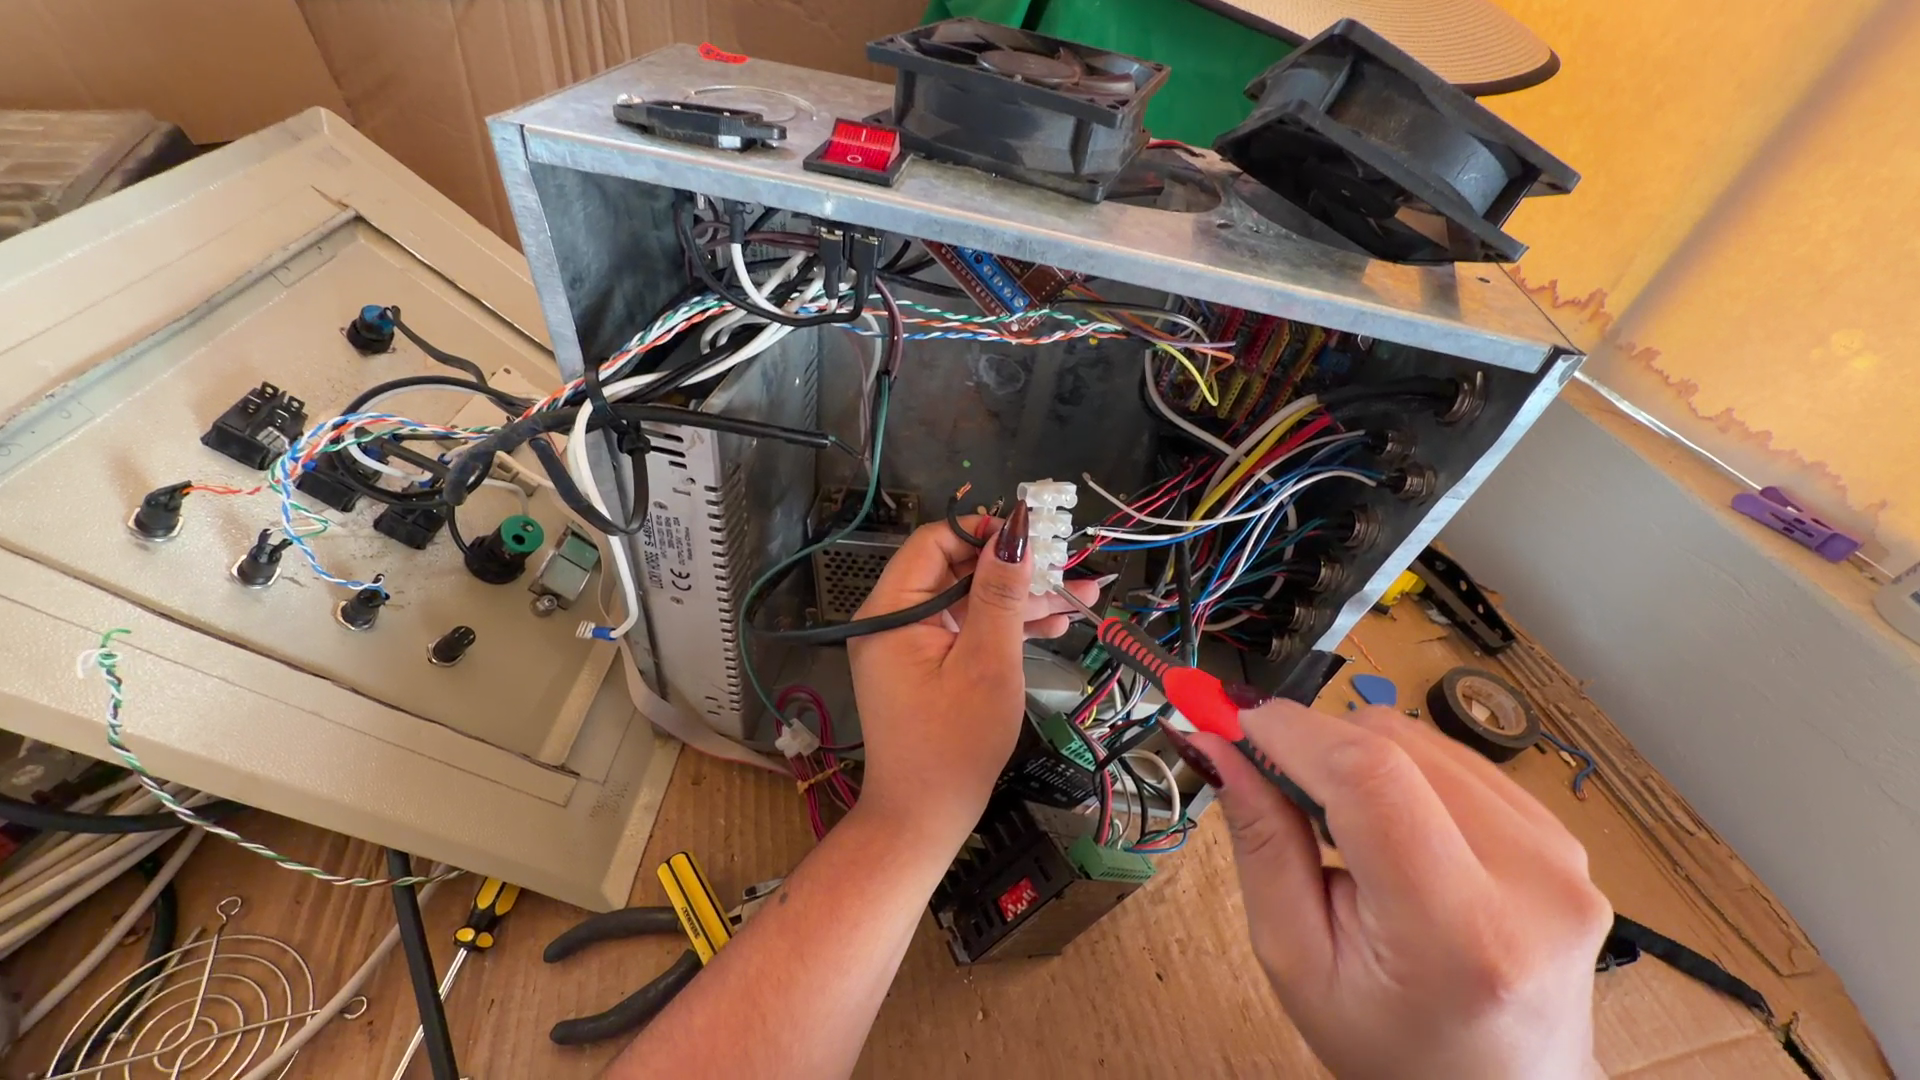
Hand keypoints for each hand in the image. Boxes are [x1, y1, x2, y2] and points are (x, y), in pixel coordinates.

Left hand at [846, 515, 1096, 841]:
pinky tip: (1053, 624)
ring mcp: (911, 643)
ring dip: (1020, 599)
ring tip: (1081, 595)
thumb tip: (1015, 532)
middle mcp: (894, 618)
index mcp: (891, 610)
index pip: (934, 542)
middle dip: (1015, 569)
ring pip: (970, 601)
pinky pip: (968, 630)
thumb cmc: (954, 743)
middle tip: (1068, 566)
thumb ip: (1000, 593)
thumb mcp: (987, 662)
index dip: (983, 532)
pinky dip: (1005, 627)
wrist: (926, 818)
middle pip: (957, 570)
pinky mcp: (929, 664)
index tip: (1033, 537)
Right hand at [1192, 703, 1611, 1079]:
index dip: (1289, 730)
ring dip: (1352, 753)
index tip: (1228, 719)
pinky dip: (1395, 766)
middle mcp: (1531, 879)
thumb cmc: (1386, 1040)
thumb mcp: (1295, 957)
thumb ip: (1260, 843)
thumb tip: (1213, 745)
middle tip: (1267, 778)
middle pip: (1390, 743)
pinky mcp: (1560, 832)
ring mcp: (1559, 852)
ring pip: (1416, 736)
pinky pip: (1449, 755)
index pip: (1369, 778)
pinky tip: (1384, 821)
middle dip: (1312, 742)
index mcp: (1459, 933)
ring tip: (1335, 820)